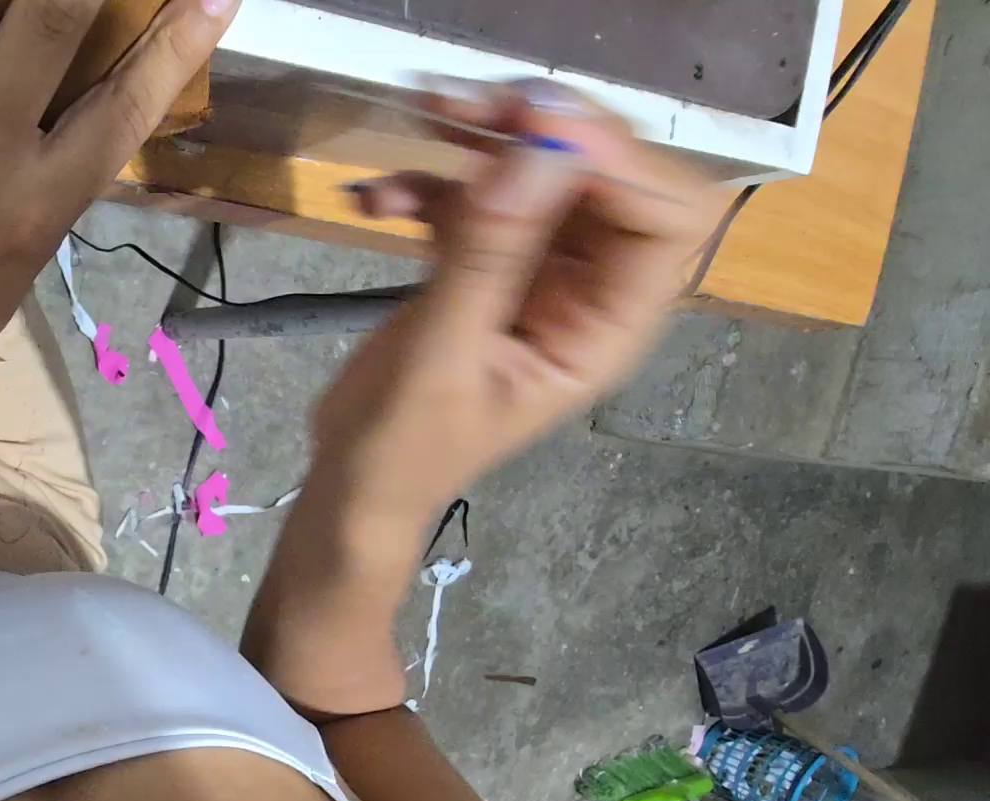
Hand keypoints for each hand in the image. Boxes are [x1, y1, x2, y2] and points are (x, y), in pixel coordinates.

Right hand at [316, 83, 726, 535]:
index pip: (661, 214)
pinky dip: (424, 191)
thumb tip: (535, 151)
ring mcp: (528, 277)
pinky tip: (372, 199)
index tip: (527, 129)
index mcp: (606, 327)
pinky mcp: (475, 273)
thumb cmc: (404, 450)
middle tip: (460, 101)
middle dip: (535, 132)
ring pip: (527, 180)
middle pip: (597, 179)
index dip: (612, 159)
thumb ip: (486, 261)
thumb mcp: (441, 362)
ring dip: (471, 148)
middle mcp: (584, 290)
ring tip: (414, 124)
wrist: (354, 483)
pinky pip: (467, 206)